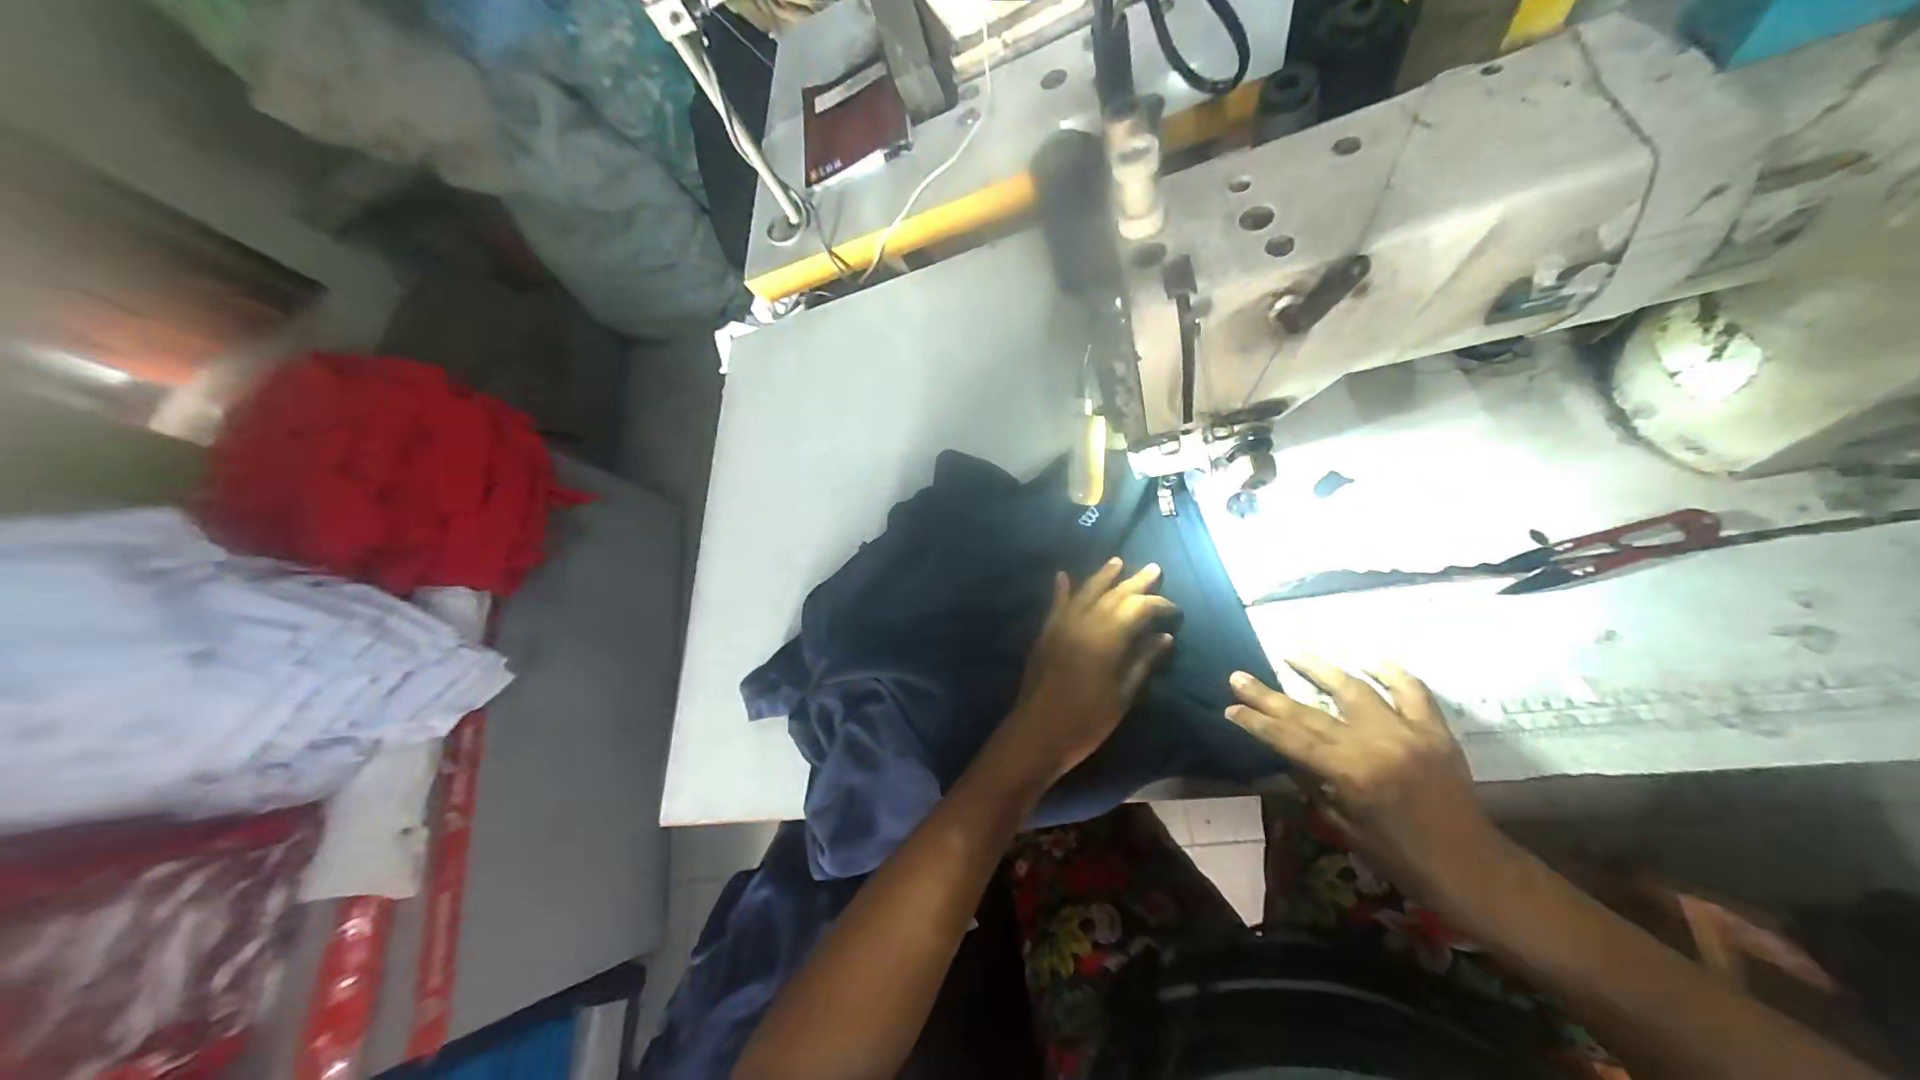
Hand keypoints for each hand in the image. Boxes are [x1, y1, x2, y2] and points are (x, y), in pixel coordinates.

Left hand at [1003, 559, 1177, 781]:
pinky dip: (1061, 589)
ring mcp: (1061, 624)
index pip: (1139, 608)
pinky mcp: (1045, 634)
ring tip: (1117, 562)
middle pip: (1113, 594)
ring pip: (1085, 592)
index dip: (1159, 606)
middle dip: (1135, 582)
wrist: (1038, 732)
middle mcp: (1084, 621)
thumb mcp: (1124, 693)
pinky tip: (1062, 576)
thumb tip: (1164, 637)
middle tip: (1154, 569)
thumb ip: (1143, 661)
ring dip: (1102, 576)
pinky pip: (1056, 604)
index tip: (1175, 612)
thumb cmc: (1088, 719)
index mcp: (1108, 635)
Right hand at [1225, 659, 1504, 905]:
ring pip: (1355, 689)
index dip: (1257, 722)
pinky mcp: (1435, 731)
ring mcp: (1408, 732)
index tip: (1231, 707)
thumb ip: (1315, 782)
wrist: (1470, 867)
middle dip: (1269, 695)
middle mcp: (1375, 744)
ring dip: (1321, 670)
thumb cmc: (1399, 857)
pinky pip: (1412, 691)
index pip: (1290, 738)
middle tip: (1240, 676)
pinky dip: (1391, 674)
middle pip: (1310, 712)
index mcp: (1350, 774)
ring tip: (1295, 656)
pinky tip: (1370, 663)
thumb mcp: (1343, 824)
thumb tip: (1289, 751)